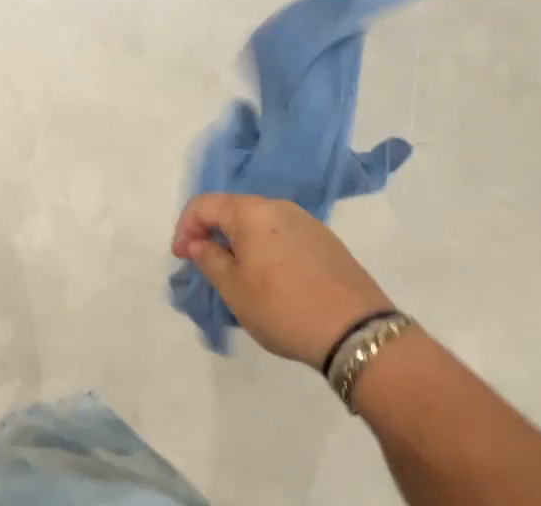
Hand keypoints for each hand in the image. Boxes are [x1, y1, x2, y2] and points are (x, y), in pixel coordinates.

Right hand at [173, 193, 392, 368]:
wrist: (358, 335)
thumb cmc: (283, 308)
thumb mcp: (233, 288)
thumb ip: (208, 258)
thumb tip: (198, 243)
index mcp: (251, 212)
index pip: (204, 205)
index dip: (185, 228)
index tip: (181, 257)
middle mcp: (280, 208)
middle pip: (233, 210)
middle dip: (213, 233)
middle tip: (206, 264)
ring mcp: (309, 224)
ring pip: (261, 224)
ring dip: (242, 243)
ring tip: (238, 275)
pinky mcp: (329, 244)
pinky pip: (285, 237)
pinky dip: (268, 251)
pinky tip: (272, 280)